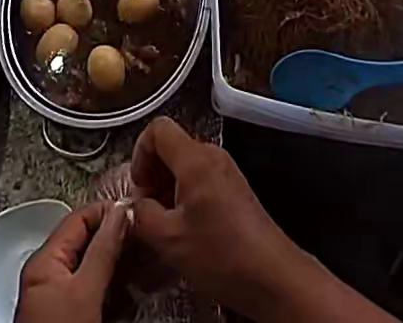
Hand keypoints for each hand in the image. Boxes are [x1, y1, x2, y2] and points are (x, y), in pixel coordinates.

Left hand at [16, 200, 129, 322]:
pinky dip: (112, 290)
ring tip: (140, 269)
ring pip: (93, 268)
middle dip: (115, 241)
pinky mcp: (67, 316)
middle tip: (141, 243)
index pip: (80, 217)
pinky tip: (130, 296)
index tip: (134, 215)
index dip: (108, 212)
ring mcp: (57, 297)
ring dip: (117, 267)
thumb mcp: (85, 291)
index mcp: (44, 261)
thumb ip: (103, 249)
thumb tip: (119, 212)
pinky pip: (93, 291)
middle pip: (87, 242)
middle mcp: (48, 275)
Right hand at [125, 119, 313, 318]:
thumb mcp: (169, 240)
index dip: (140, 153)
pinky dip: (185, 194)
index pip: (158, 128)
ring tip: (165, 222)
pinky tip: (185, 227)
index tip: (139, 185)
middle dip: (153, 174)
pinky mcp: (233, 187)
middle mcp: (212, 156)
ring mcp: (225, 169)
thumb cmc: (224, 254)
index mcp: (195, 159)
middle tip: (147, 207)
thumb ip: (141, 216)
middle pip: (171, 145)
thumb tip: (131, 207)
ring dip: (168, 186)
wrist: (271, 274)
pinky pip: (201, 176)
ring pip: (185, 163)